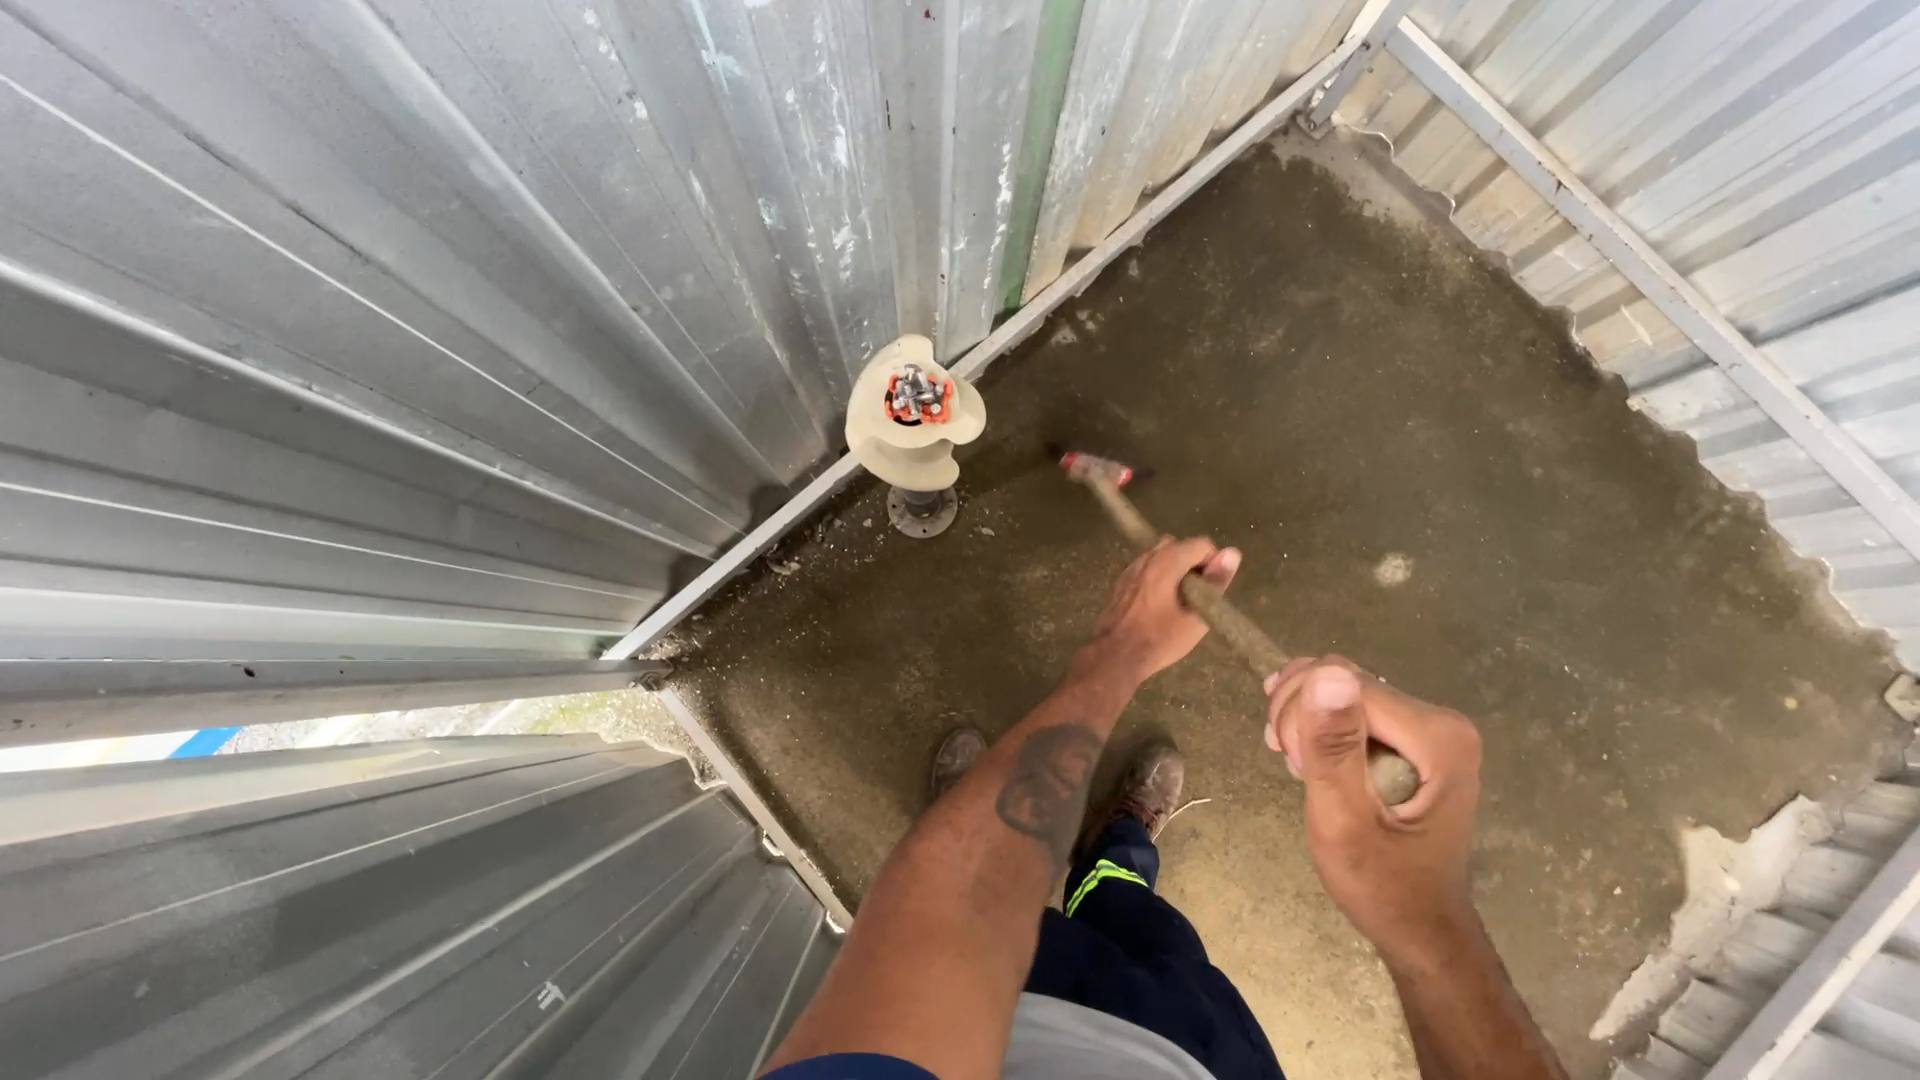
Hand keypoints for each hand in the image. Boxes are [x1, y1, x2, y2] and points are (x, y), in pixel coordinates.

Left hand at [1080, 537, 1239, 684]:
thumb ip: (1215, 582)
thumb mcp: (1196, 615)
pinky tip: (1160, 604)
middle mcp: (1147, 558)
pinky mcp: (1122, 581)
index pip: (1201, 544)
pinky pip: (1148, 568)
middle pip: (1180, 546)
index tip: (1211, 590)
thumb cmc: (1160, 638)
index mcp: (1166, 562)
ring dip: (1176, 570)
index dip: (1213, 564)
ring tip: (1181, 602)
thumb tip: (1232, 552)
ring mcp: (1131, 568)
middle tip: (1197, 596)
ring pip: (1161, 556)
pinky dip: (1159, 577)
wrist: (1115, 655)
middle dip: (1194, 564)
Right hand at [1265, 657, 1482, 969]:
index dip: (1300, 711)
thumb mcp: (1344, 819)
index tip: (1287, 760)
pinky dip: (1320, 727)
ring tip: (1299, 766)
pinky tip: (1312, 760)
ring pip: (1341, 688)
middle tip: (1290, 763)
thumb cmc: (1381, 884)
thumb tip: (1326, 673)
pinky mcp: (1415, 741)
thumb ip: (1333, 746)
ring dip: (1303, 719)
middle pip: (1342, 677)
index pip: (1343, 680)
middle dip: (1299, 712)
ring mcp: (1430, 729)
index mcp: (1436, 734)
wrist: (1419, 930)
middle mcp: (1441, 720)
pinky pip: (1351, 708)